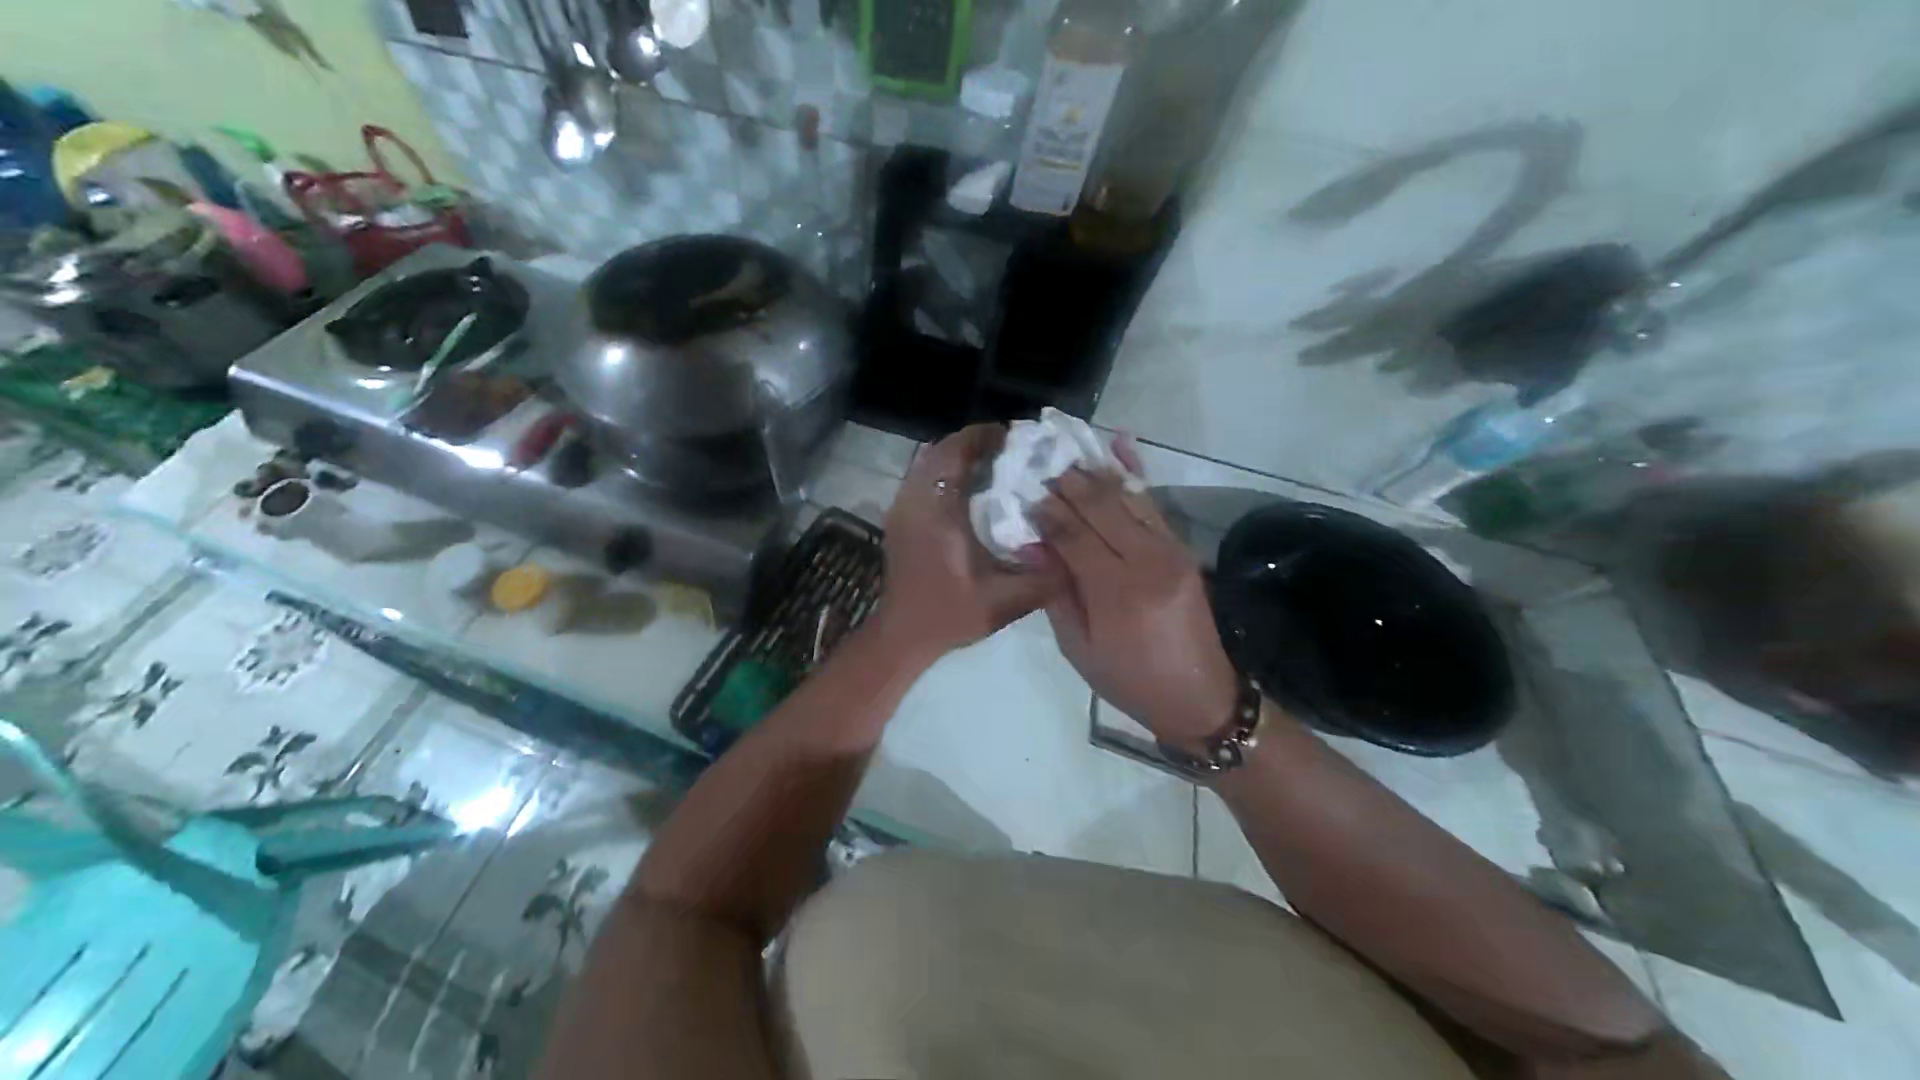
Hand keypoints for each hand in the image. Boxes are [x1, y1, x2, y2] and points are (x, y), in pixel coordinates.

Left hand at [872, 424, 1059, 660]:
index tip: (1019, 438)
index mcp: (937, 509)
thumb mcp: (1005, 601)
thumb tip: (1076, 547)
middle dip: (977, 444)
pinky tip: (974, 494)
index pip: (957, 450)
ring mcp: (902, 507)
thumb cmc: (949, 615)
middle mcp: (914, 499)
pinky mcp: (900, 519)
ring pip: (929, 463)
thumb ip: (1044, 576)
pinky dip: (948, 474)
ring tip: (998, 468)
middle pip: (942, 449)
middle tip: (1014, 452)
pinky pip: (924, 479)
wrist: (902, 635)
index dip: (987, 436)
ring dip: (961, 458)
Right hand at [1034, 444, 1240, 746]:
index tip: (1023, 492)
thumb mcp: (1079, 648)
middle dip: (1068, 482)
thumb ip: (1056, 592)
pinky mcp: (1183, 549)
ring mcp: (1171, 550)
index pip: (1072, 534)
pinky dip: (1135, 473)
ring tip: (1067, 452)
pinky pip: (1154, 504)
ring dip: (1096, 472)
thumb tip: (1032, 545)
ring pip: (1128, 496)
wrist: (1200, 696)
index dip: (1046, 511)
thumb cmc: (1128, 681)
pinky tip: (1120, 445)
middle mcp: (1146, 561)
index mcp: (1116, 591)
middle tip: (1039, 463)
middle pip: (1100, 506)